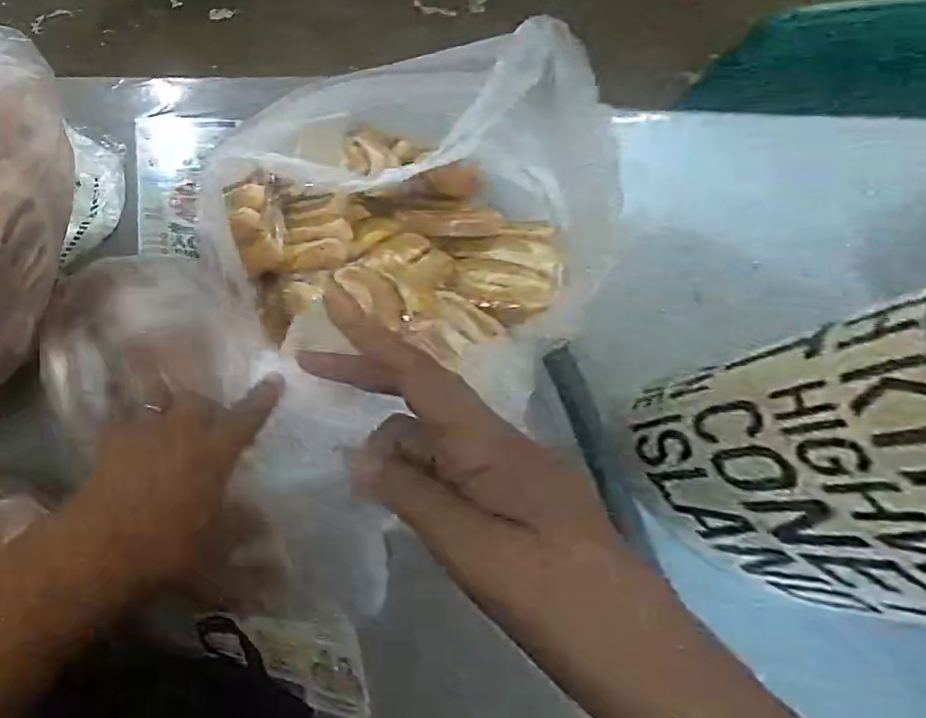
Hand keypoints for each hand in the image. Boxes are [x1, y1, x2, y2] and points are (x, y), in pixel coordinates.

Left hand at [61, 376, 282, 591]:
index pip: (243, 419)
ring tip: (171, 427)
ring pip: (160, 401)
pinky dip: (138, 429)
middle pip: (197, 401)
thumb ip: (241, 525)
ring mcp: (141, 426)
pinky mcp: (112, 433)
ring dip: (171, 410)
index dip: (260, 401)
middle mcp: (178, 429)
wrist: (107, 540)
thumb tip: (260, 516)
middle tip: (214, 427)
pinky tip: (135, 448)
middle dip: (209, 408)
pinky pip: (130, 420)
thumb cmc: (171, 547)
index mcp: (211, 452)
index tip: (273, 380)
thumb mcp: (217, 546)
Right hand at [302, 281, 793, 717]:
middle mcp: (499, 442)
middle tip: (310, 368)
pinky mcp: (514, 496)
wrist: (652, 665)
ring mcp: (510, 469)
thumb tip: (355, 456)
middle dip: (365, 375)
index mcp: (488, 443)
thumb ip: (405, 490)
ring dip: (390, 451)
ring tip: (368, 490)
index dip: (370, 334)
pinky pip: (446, 464)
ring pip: (429, 437)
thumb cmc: (554, 595)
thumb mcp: (466, 545)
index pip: (419, 373)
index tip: (334, 297)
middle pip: (420, 390)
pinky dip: (412, 472)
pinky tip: (400, 502)